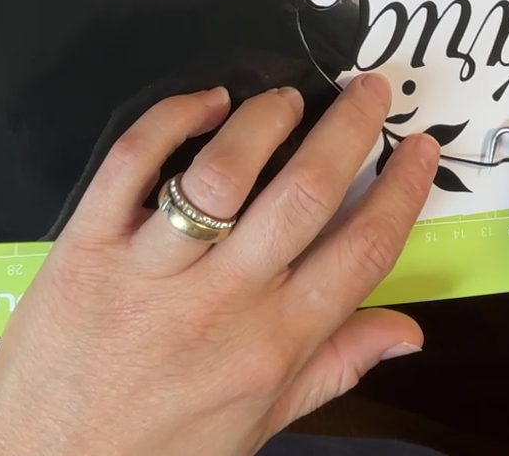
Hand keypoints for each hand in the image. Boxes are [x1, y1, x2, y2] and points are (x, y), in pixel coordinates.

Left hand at [0, 75, 440, 455]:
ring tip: (285, 100)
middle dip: (349, 129)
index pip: (361, 253)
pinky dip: (173, 116)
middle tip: (368, 88)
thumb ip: (336, 366)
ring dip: (265, 120)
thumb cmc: (161, 447)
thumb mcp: (260, 424)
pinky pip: (133, 162)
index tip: (418, 145)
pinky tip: (206, 100)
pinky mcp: (90, 244)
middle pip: (306, 194)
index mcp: (275, 344)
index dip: (401, 190)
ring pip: (222, 171)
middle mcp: (223, 302)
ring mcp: (153, 271)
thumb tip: (411, 331)